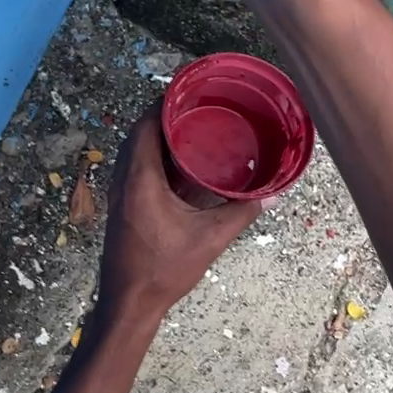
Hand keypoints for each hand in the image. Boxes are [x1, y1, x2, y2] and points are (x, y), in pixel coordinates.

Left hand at [96, 104, 259, 323]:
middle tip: (198, 105)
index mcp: (140, 178)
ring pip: (135, 150)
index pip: (145, 124)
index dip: (164, 102)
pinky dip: (154, 155)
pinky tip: (179, 162)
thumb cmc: (164, 270)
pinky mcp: (122, 205)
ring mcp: (119, 193)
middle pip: (139, 132)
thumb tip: (272, 194)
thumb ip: (241, 213)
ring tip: (192, 127)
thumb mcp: (209, 239)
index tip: (190, 89)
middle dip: (165, 115)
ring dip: (158, 135)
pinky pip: (135, 166)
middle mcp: (124, 179)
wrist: (129, 303)